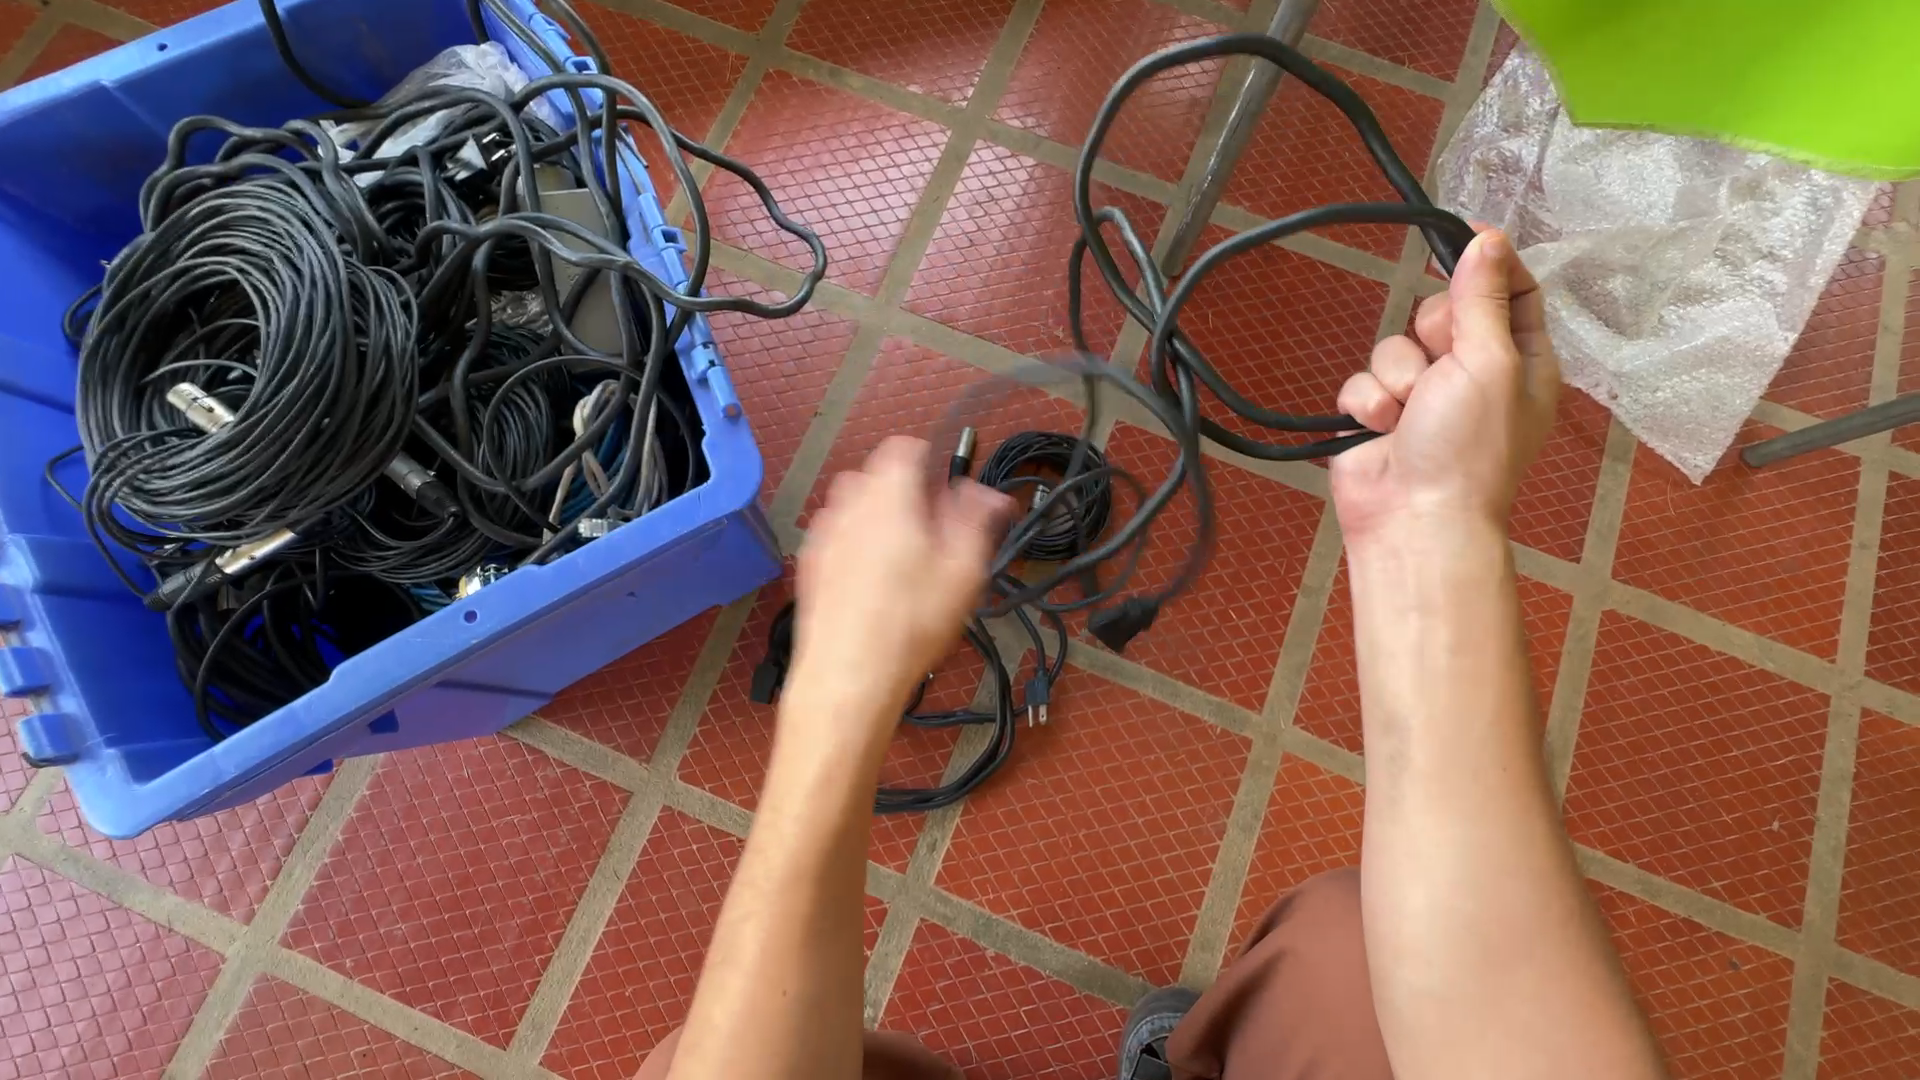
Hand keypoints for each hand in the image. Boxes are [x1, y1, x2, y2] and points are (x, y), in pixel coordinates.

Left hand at [788, 437, 1012, 744]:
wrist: (849, 674)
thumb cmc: (908, 625)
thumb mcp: (964, 570)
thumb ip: (977, 519)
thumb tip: (989, 494)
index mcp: (889, 496)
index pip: (904, 447)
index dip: (930, 460)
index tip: (945, 487)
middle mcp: (850, 506)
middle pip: (876, 474)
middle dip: (903, 491)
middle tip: (932, 526)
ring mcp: (824, 535)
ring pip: (853, 505)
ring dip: (877, 516)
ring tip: (904, 556)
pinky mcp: (810, 565)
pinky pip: (836, 537)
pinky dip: (854, 544)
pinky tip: (874, 582)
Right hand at [1329, 228, 1557, 548]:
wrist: (1412, 515)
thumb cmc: (1468, 444)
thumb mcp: (1489, 363)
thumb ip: (1482, 300)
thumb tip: (1488, 238)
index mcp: (1517, 359)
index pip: (1512, 293)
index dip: (1490, 267)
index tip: (1466, 239)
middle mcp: (1469, 373)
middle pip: (1439, 314)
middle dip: (1428, 334)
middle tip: (1440, 363)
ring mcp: (1418, 396)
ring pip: (1392, 348)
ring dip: (1395, 378)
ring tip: (1405, 413)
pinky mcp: (1374, 415)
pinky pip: (1360, 383)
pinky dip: (1366, 404)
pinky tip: (1377, 428)